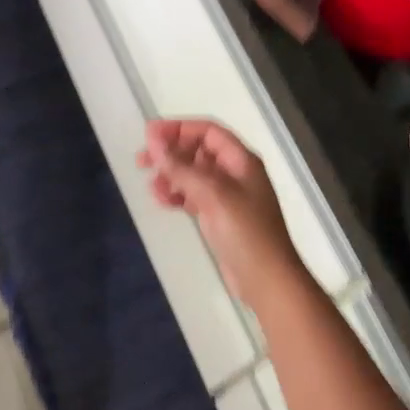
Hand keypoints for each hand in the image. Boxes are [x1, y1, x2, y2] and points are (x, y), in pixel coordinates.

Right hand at [137, 118, 308, 311]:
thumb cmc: (245, 232)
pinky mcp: (222, 218)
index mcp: (242, 160)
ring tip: (151, 187)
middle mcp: (237, 173)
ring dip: (172, 175)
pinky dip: (179, 195)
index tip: (149, 135)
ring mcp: (230, 197)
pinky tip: (163, 201)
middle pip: (200, 151)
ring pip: (195, 175)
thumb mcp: (213, 195)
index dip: (179, 129)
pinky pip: (196, 197)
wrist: (267, 280)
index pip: (209, 131)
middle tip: (141, 161)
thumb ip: (182, 167)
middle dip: (172, 153)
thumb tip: (154, 139)